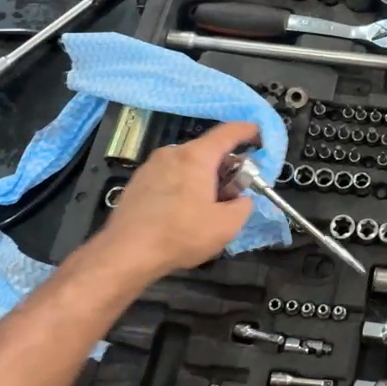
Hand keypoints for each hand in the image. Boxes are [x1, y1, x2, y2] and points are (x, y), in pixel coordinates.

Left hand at [89, 121, 258, 281]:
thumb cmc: (180, 235)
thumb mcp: (227, 225)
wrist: (125, 254)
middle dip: (226, 166)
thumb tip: (241, 199)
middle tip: (234, 191)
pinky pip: (169, 176)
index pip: (230, 132)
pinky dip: (183, 186)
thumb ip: (244, 205)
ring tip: (206, 207)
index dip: (250, 131)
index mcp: (197, 156)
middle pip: (208, 150)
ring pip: (188, 164)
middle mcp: (172, 153)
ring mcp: (151, 166)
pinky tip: (181, 213)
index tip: (261, 137)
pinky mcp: (137, 183)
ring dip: (203, 177)